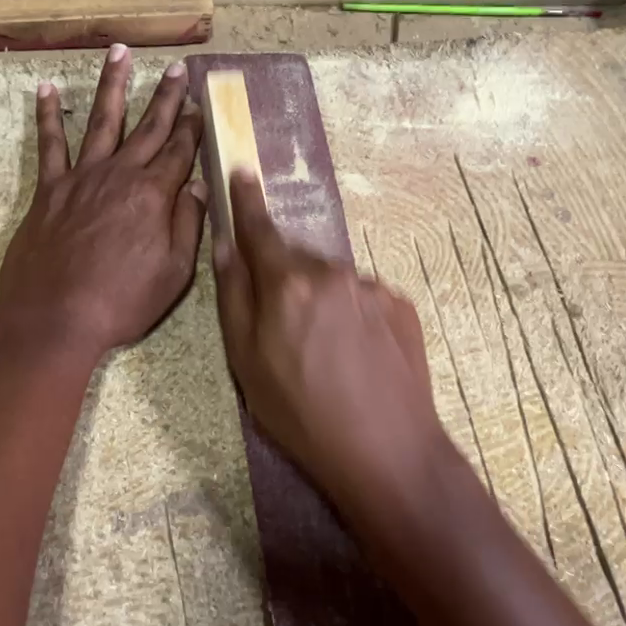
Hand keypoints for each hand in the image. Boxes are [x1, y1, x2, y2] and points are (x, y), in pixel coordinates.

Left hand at [0, 45, 206, 365]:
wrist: (54, 317)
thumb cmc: (120, 302)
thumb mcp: (173, 274)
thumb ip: (187, 226)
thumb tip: (200, 187)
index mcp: (154, 195)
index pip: (180, 151)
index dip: (193, 126)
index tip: (201, 103)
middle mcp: (120, 175)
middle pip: (148, 127)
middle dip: (166, 96)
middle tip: (178, 67)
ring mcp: (82, 177)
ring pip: (102, 120)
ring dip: (113, 85)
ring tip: (119, 51)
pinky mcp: (50, 189)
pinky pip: (50, 144)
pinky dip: (48, 115)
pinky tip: (47, 88)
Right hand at [212, 171, 448, 515]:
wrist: (389, 454)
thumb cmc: (300, 413)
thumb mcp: (245, 361)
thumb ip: (232, 296)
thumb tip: (225, 245)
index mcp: (288, 283)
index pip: (259, 229)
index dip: (246, 201)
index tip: (241, 171)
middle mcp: (332, 272)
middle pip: (293, 258)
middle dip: (280, 276)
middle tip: (276, 325)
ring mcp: (372, 288)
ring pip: (328, 279)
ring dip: (315, 298)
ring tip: (318, 351)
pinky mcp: (401, 307)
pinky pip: (360, 297)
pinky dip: (347, 314)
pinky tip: (350, 355)